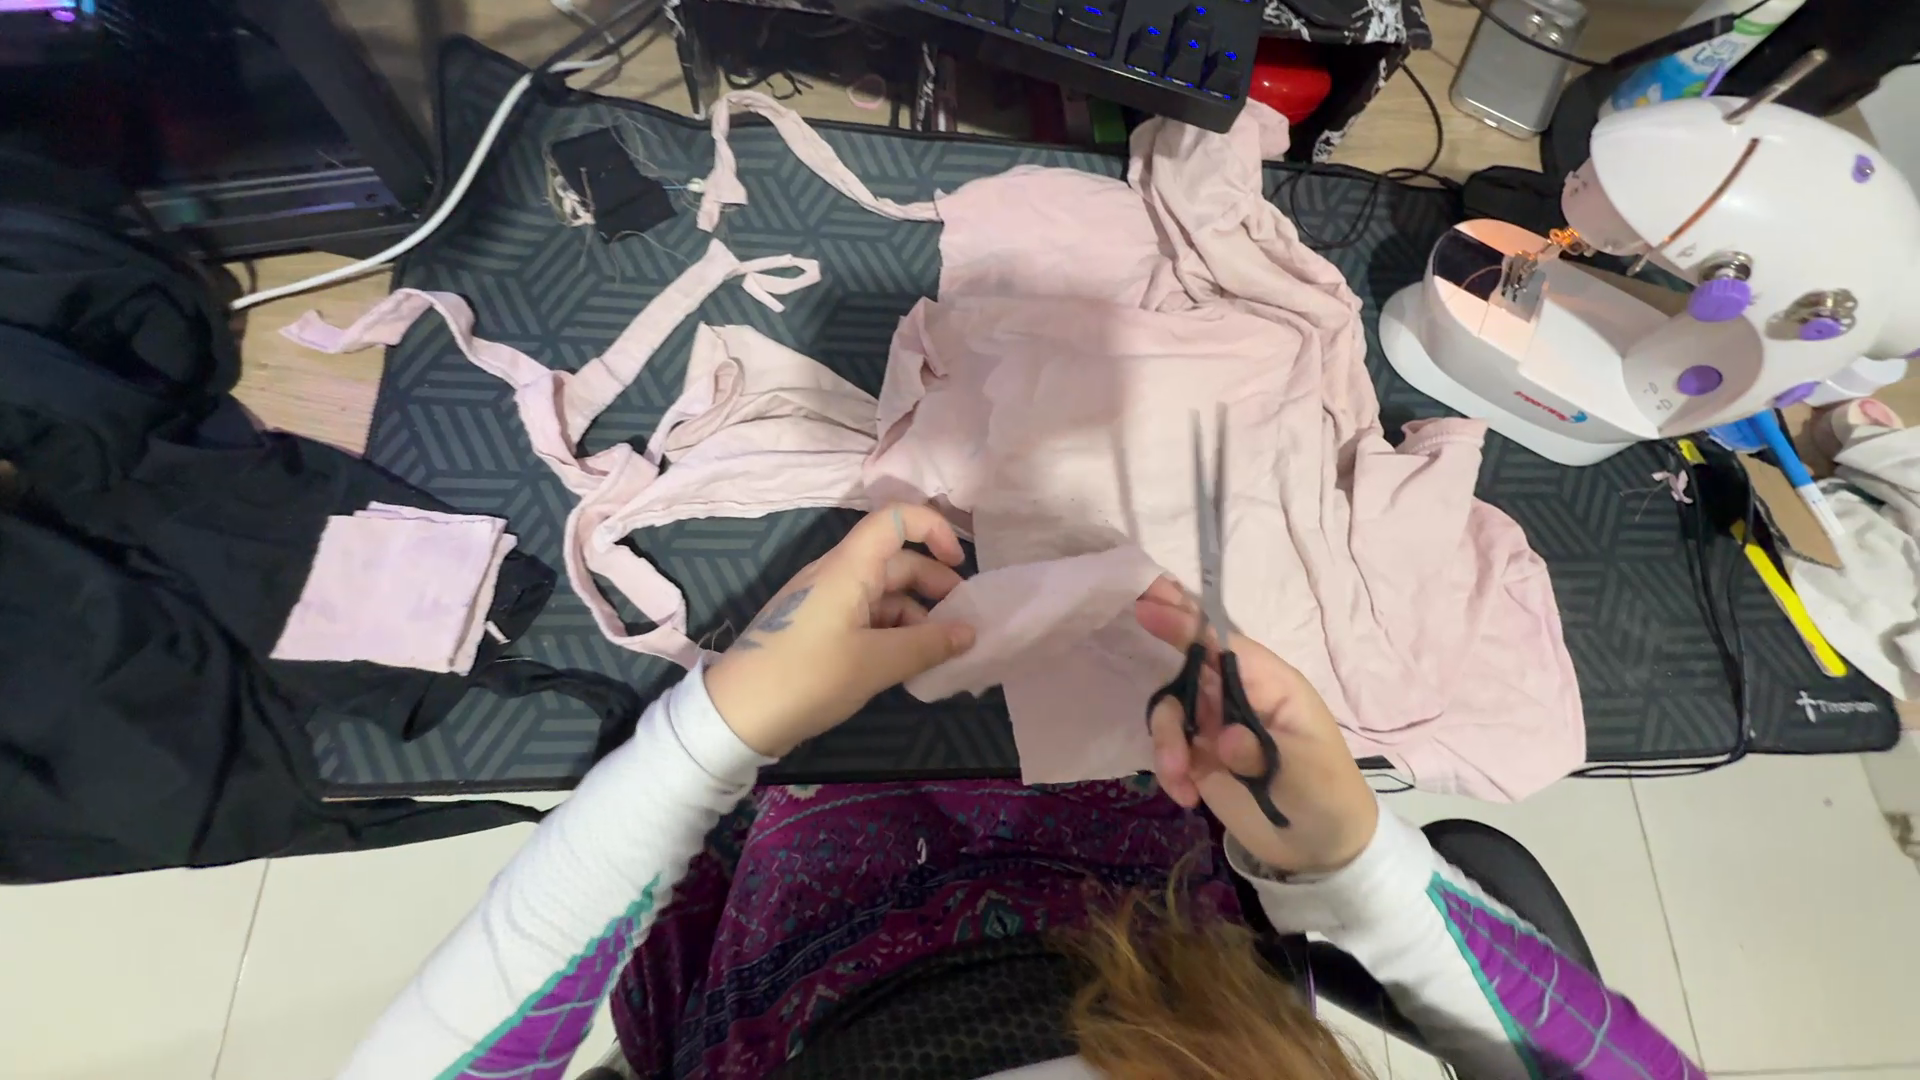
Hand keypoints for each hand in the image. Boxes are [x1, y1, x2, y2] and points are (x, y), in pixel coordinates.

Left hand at [704, 504, 976, 756]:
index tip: (959, 566)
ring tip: (940, 653)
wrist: (736, 716)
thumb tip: (970, 633)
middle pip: (897, 562)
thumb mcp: (875, 664)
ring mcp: (828, 601)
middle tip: (963, 625)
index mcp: (849, 567)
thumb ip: (927, 645)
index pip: (896, 519)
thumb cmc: (807, 677)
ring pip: (885, 594)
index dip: (934, 529)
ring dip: (917, 617)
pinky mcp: (821, 628)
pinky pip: (868, 617)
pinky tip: (909, 663)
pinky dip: (894, 633)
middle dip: (935, 587)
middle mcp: (839, 574)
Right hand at [1134, 577, 1377, 875]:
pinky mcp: (1197, 755)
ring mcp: (1213, 725)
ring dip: (1166, 741)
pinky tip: (1186, 796)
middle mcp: (1235, 696)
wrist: (1319, 850)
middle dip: (1160, 662)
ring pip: (1170, 711)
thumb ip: (1263, 752)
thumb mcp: (1306, 773)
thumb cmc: (1326, 796)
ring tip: (1179, 776)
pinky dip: (1168, 770)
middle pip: (1186, 668)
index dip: (1185, 623)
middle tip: (1134, 621)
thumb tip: (1224, 738)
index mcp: (1269, 684)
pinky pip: (1167, 748)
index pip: (1221, 644)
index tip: (1149, 608)